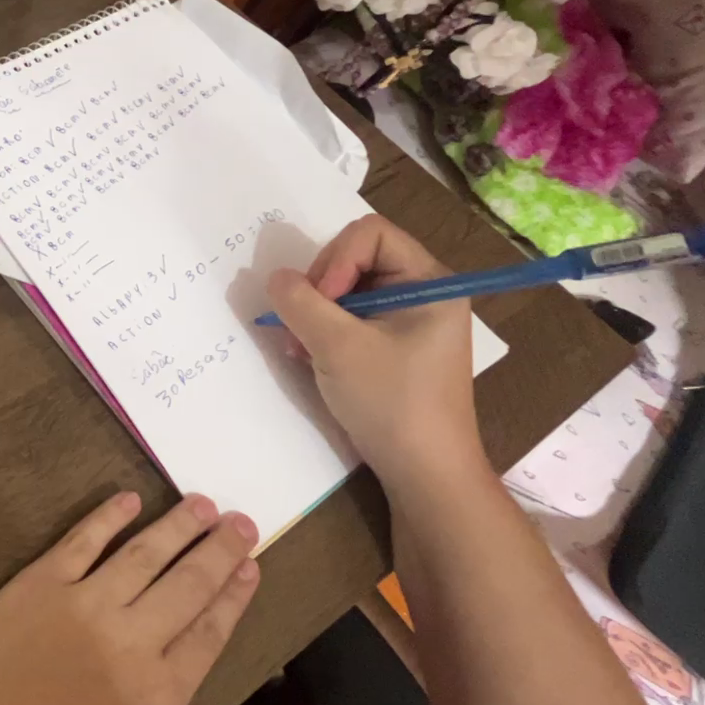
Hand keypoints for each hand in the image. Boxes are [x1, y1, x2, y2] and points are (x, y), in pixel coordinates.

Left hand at [0, 491, 259, 704]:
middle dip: (219, 551)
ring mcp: (85, 604)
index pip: (209, 632)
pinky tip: (129, 498)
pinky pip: (82, 541)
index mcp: (160, 690)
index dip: (233, 597)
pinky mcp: (41, 582)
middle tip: (242, 520)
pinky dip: (107, 518)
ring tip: (201, 503)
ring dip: (176, 527)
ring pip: (142, 555)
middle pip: (187, 585)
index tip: (252, 567)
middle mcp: (132, 638)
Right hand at [265, 214, 483, 486]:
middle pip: (351, 258)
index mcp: (428, 283)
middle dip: (318, 289)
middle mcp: (419, 293)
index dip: (336, 259)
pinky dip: (318, 330)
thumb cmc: (392, 401)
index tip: (325, 301)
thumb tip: (276, 277)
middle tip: (302, 325)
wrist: (422, 469)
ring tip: (300, 346)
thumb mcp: (338, 346)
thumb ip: (300, 302)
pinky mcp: (385, 343)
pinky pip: (342, 315)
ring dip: (311, 312)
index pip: (370, 235)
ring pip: (340, 289)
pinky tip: (306, 355)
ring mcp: (402, 319)